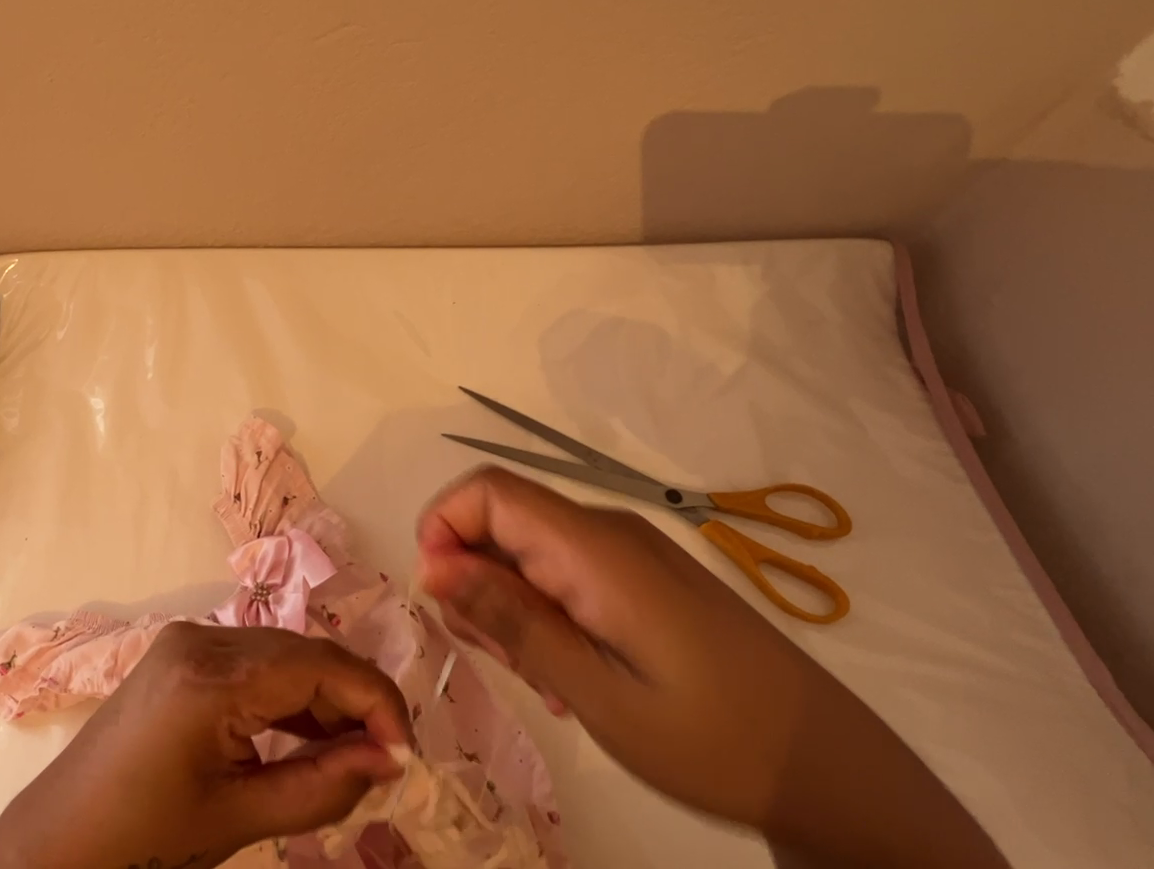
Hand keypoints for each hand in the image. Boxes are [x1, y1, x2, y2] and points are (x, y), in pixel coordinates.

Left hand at [0, 623, 412, 868]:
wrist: (60, 837)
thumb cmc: (145, 839)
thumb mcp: (240, 818)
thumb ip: (323, 784)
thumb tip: (391, 758)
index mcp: (211, 676)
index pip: (320, 664)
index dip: (375, 701)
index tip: (405, 753)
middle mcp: (200, 639)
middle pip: (303, 653)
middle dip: (353, 700)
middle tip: (385, 759)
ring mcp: (186, 641)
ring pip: (281, 654)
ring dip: (322, 698)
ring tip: (353, 753)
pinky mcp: (180, 654)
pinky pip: (252, 663)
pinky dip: (286, 696)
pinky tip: (306, 736)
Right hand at [417, 466, 1007, 868]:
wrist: (829, 769)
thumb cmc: (710, 738)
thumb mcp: (594, 690)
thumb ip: (509, 619)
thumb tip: (430, 564)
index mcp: (593, 548)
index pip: (486, 490)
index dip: (442, 529)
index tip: (444, 603)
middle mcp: (605, 532)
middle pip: (499, 522)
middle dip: (474, 583)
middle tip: (504, 661)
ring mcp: (625, 553)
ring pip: (525, 552)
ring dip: (508, 608)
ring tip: (545, 680)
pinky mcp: (639, 577)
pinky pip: (560, 573)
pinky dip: (543, 615)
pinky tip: (570, 674)